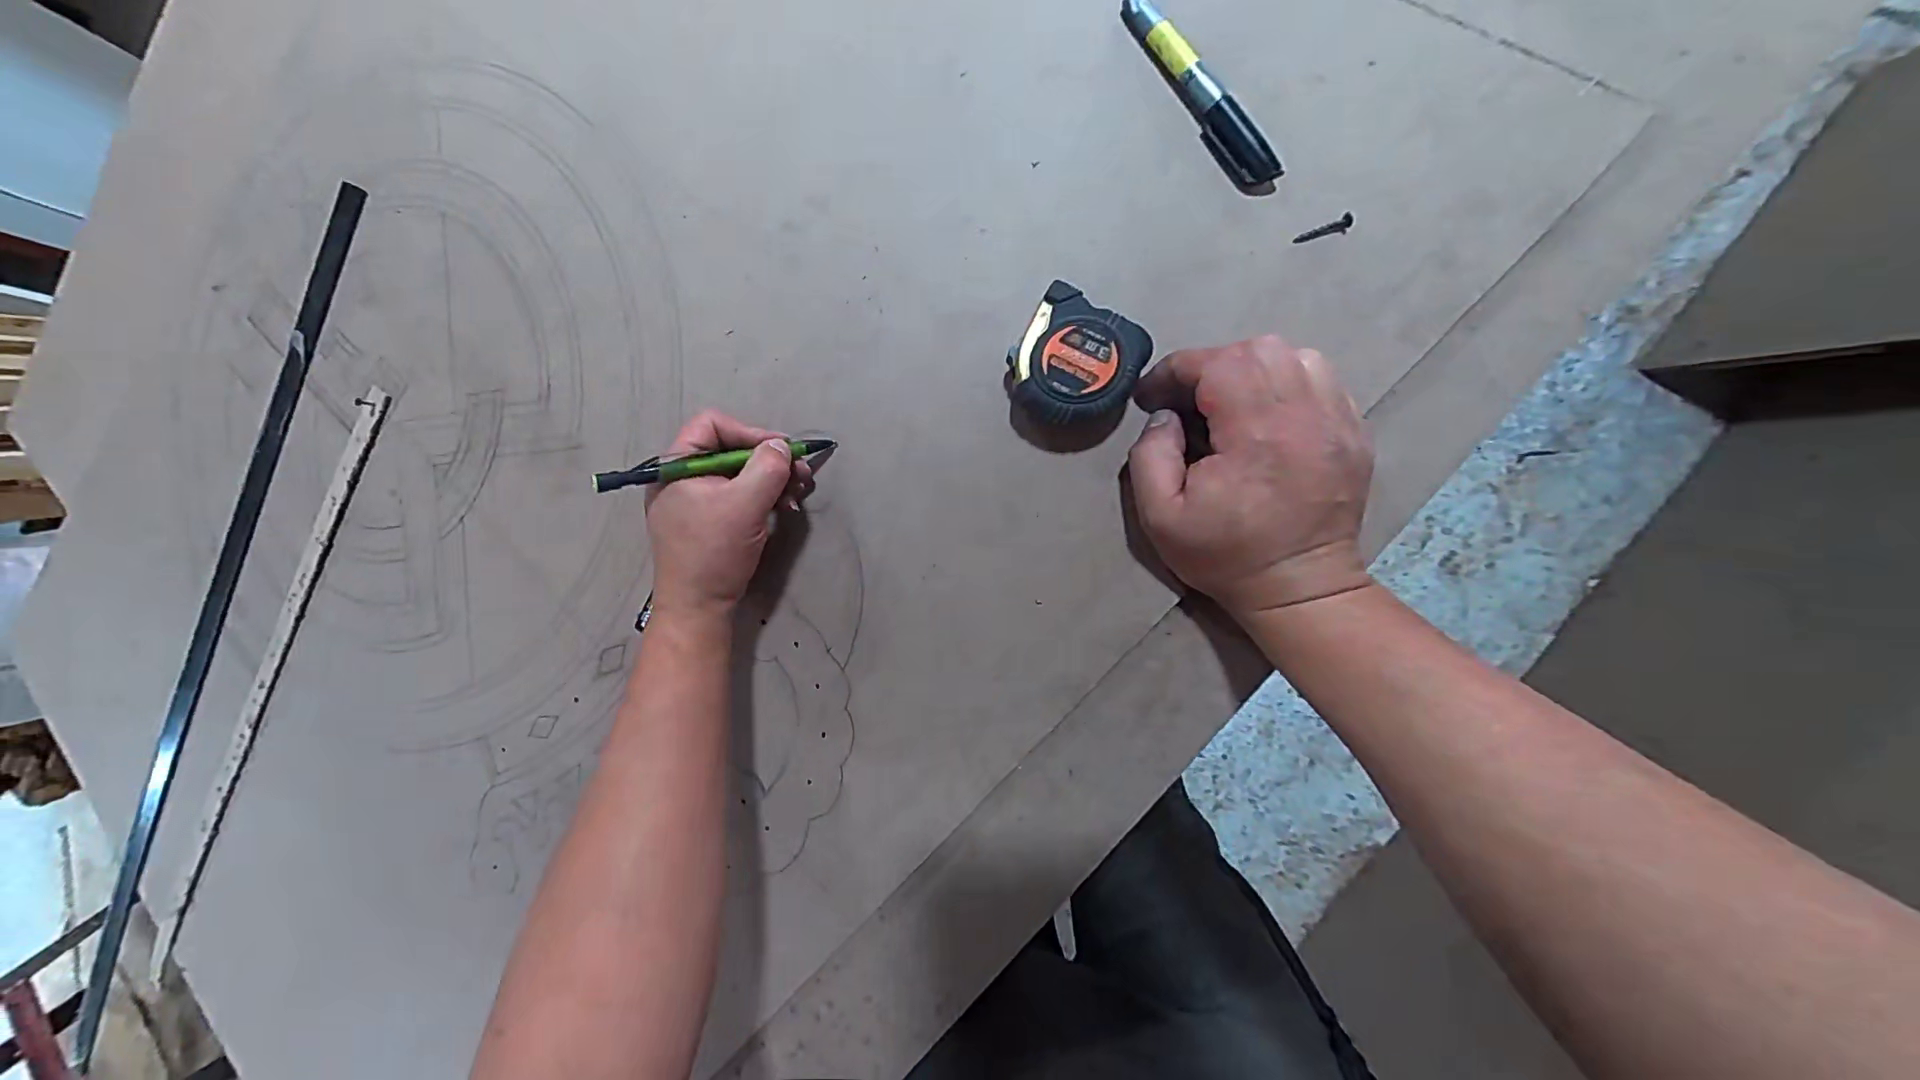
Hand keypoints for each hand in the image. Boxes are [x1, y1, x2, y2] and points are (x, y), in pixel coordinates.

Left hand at [645, 410, 815, 620]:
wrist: (698, 608)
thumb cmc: (713, 553)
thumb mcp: (745, 505)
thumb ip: (767, 468)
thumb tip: (781, 446)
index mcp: (676, 465)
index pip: (713, 426)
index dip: (751, 433)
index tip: (781, 452)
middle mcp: (682, 477)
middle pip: (731, 450)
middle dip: (769, 460)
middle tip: (799, 475)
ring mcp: (695, 500)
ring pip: (739, 474)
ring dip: (772, 480)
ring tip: (796, 495)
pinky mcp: (709, 521)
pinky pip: (738, 496)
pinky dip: (763, 498)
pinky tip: (783, 509)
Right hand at [1127, 336, 1373, 617]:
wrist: (1300, 588)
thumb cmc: (1225, 556)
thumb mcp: (1161, 517)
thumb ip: (1151, 456)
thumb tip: (1165, 416)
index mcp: (1257, 436)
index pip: (1218, 364)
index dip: (1177, 370)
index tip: (1154, 394)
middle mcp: (1306, 417)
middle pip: (1259, 350)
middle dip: (1212, 365)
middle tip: (1190, 400)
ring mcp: (1338, 422)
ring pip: (1295, 356)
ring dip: (1252, 369)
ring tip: (1229, 404)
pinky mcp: (1354, 432)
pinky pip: (1321, 380)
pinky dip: (1286, 383)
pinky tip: (1267, 416)